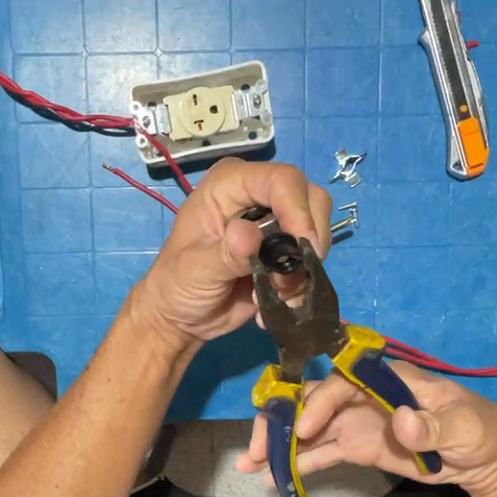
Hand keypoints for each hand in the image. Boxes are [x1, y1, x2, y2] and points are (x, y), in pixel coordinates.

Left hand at [127, 158, 332, 347]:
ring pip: (318, 230)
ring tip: (276, 293)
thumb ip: (224, 254)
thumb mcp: (195, 270)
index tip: (302, 247)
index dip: (298, 209)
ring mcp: (276, 221)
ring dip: (304, 267)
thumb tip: (249, 235)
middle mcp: (258, 194)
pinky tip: (278, 300)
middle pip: (312, 199)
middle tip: (288, 278)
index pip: (281, 180)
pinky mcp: (286, 249)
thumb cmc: (178, 285)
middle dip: (308, 241)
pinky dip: (303, 283)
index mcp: (230, 185)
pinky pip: (313, 259)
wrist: (183, 316)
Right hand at [235, 361, 496, 496]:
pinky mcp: (355, 446)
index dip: (320, 403)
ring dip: (279, 443)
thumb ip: (433, 425)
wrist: (484, 457)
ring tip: (251, 465)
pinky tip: (273, 477)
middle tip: (255, 448)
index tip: (305, 429)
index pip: (340, 382)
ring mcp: (355, 421)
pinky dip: (297, 463)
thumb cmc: (479, 429)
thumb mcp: (464, 426)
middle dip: (279, 420)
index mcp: (384, 378)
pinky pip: (321, 452)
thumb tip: (403, 421)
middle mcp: (360, 395)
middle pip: (310, 399)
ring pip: (307, 426)